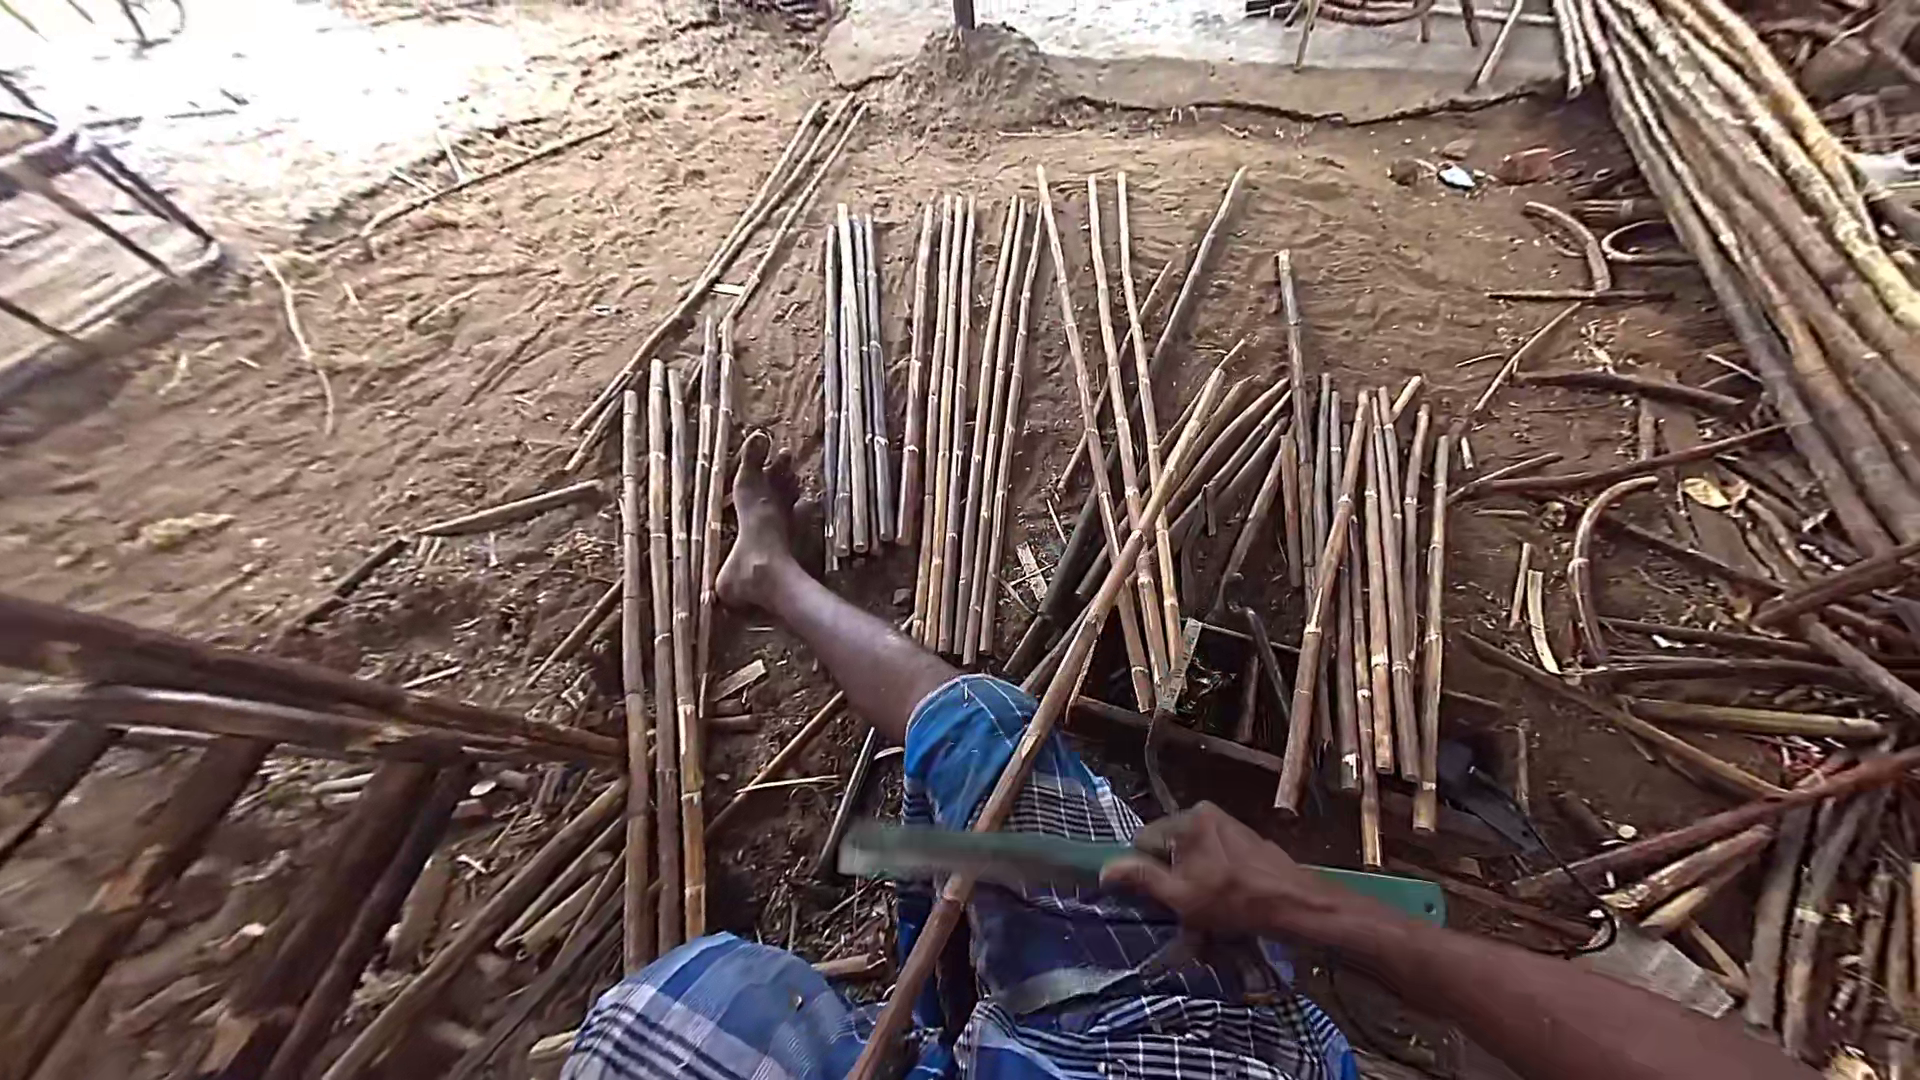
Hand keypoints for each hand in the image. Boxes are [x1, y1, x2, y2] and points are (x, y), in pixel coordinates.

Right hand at [1099, 802, 1394, 944]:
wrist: (1298, 905)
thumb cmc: (1236, 900)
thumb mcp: (1181, 895)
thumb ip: (1141, 878)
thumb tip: (1103, 869)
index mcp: (1185, 817)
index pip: (1144, 840)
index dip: (1148, 870)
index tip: (1162, 896)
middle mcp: (1202, 810)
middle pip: (1168, 844)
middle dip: (1172, 875)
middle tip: (1186, 907)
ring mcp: (1226, 821)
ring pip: (1191, 851)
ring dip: (1192, 877)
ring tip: (1208, 908)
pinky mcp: (1243, 836)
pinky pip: (1212, 852)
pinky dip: (1212, 872)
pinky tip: (1226, 898)